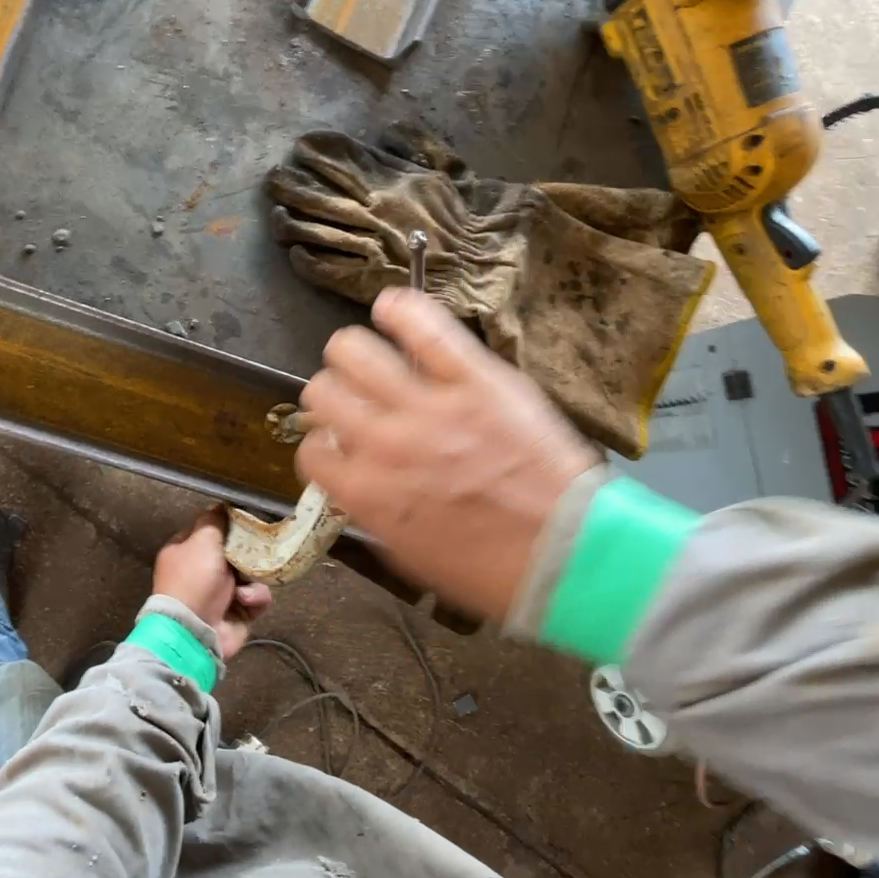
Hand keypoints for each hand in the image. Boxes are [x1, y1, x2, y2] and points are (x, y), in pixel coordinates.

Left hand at [152, 507, 272, 657]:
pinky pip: (257, 597)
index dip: (227, 522)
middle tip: (261, 546)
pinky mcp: (238, 612)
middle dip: (249, 551)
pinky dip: (254, 598)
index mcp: (185, 551)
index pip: (209, 529)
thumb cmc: (194, 579)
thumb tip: (223, 505)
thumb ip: (214, 521)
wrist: (195, 631)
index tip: (248, 516)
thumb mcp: (201, 541)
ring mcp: (220, 593)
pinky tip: (244, 600)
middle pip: (235, 551)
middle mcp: (202, 570)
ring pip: (251, 574)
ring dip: (253, 578)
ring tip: (245, 584)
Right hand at [295, 289, 600, 621]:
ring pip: (356, 352)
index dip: (320, 447)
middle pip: (323, 394)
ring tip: (362, 356)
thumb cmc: (487, 571)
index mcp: (365, 492)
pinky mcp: (475, 379)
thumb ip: (370, 513)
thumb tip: (357, 483)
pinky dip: (400, 309)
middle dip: (328, 396)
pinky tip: (390, 306)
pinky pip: (425, 328)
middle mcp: (383, 444)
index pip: (312, 452)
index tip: (335, 446)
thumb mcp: (407, 556)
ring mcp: (428, 407)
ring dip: (349, 353)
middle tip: (349, 399)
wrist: (566, 555)